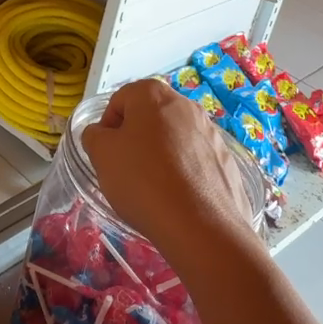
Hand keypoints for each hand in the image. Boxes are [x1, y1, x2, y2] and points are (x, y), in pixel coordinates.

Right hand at [81, 79, 258, 246]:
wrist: (202, 229)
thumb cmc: (143, 181)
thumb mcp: (101, 154)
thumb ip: (94, 135)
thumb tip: (103, 136)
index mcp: (153, 95)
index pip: (120, 101)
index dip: (108, 127)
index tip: (107, 154)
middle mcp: (186, 105)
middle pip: (150, 118)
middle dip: (136, 139)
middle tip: (127, 169)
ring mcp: (212, 134)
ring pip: (175, 139)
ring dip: (161, 156)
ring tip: (153, 188)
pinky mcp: (228, 162)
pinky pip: (196, 162)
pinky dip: (184, 174)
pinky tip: (177, 199)